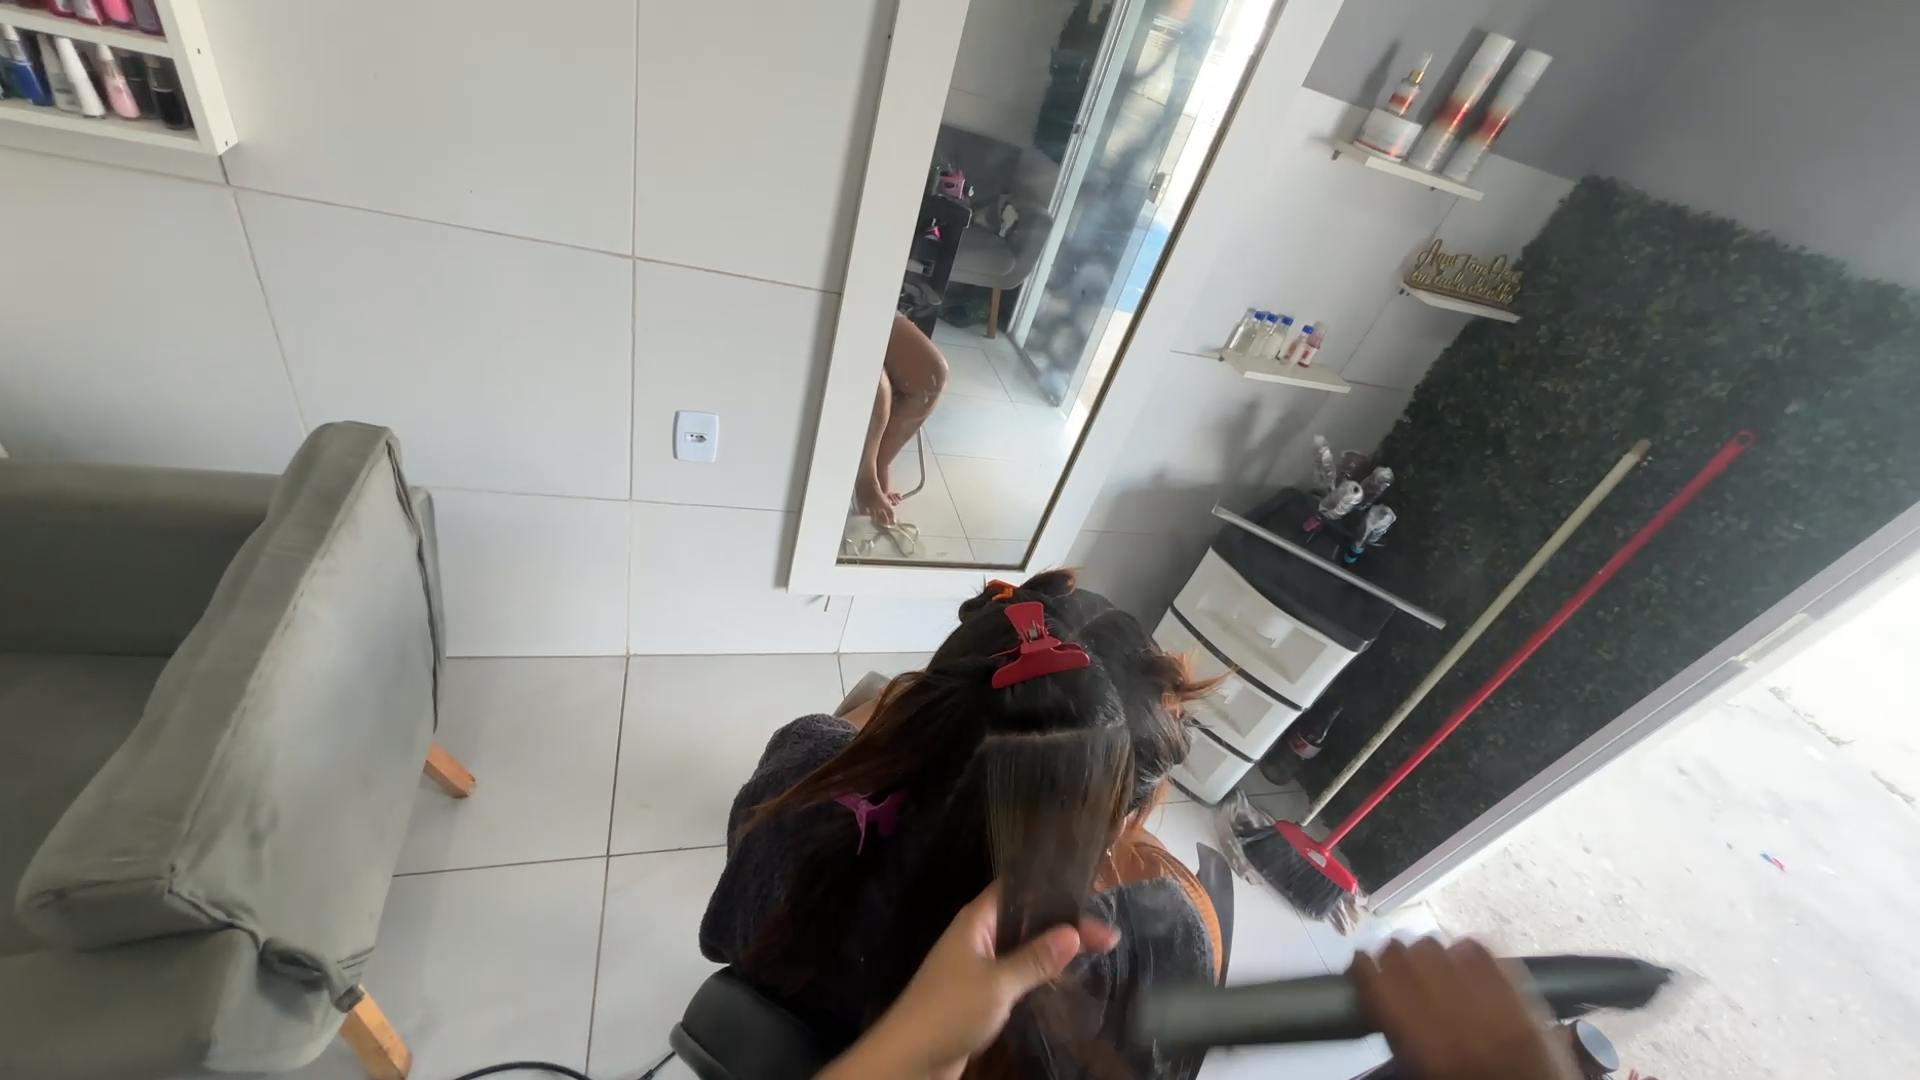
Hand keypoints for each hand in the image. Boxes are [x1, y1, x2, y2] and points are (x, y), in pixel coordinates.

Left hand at [820, 882, 1119, 1079]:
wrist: (910, 1058)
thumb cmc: (950, 1009)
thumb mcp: (997, 984)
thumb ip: (1034, 958)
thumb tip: (1074, 932)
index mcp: (978, 918)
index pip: (1019, 888)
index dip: (1053, 889)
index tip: (1091, 897)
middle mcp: (979, 933)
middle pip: (1027, 917)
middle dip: (1064, 923)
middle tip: (1108, 936)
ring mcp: (980, 962)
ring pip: (1024, 945)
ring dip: (1055, 948)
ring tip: (1097, 951)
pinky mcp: (982, 990)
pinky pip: (1017, 970)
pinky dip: (1041, 971)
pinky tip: (1065, 978)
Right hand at [1350, 938, 1579, 1079]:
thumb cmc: (1460, 1077)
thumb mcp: (1416, 1064)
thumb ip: (1395, 1025)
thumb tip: (1378, 993)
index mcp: (1406, 1021)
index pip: (1366, 969)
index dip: (1362, 966)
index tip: (1364, 968)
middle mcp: (1432, 993)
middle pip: (1395, 950)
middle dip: (1395, 959)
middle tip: (1403, 973)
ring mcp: (1471, 982)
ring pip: (1430, 943)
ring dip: (1428, 955)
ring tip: (1437, 971)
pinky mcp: (1507, 979)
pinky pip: (1474, 945)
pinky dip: (1465, 952)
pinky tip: (1465, 967)